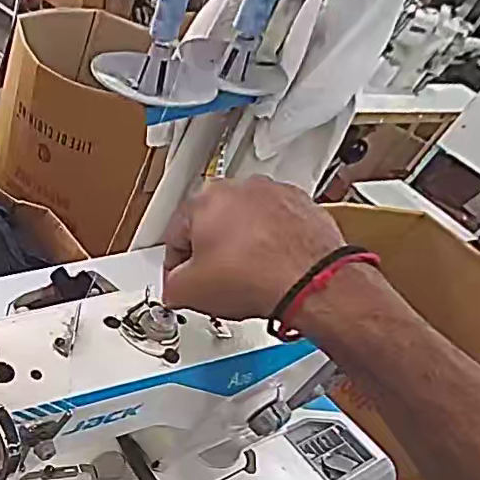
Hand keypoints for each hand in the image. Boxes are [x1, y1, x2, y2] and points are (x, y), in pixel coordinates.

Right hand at [162, 176, 347, 319]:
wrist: (308, 280)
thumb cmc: (255, 276)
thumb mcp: (188, 291)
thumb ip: (171, 285)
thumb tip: (175, 287)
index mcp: (205, 199)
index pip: (174, 236)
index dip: (174, 266)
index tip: (179, 281)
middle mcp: (240, 187)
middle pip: (210, 224)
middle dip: (208, 253)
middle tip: (209, 280)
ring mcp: (274, 193)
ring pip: (243, 223)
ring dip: (238, 247)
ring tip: (241, 277)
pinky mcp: (301, 205)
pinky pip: (273, 227)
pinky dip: (267, 245)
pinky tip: (265, 269)